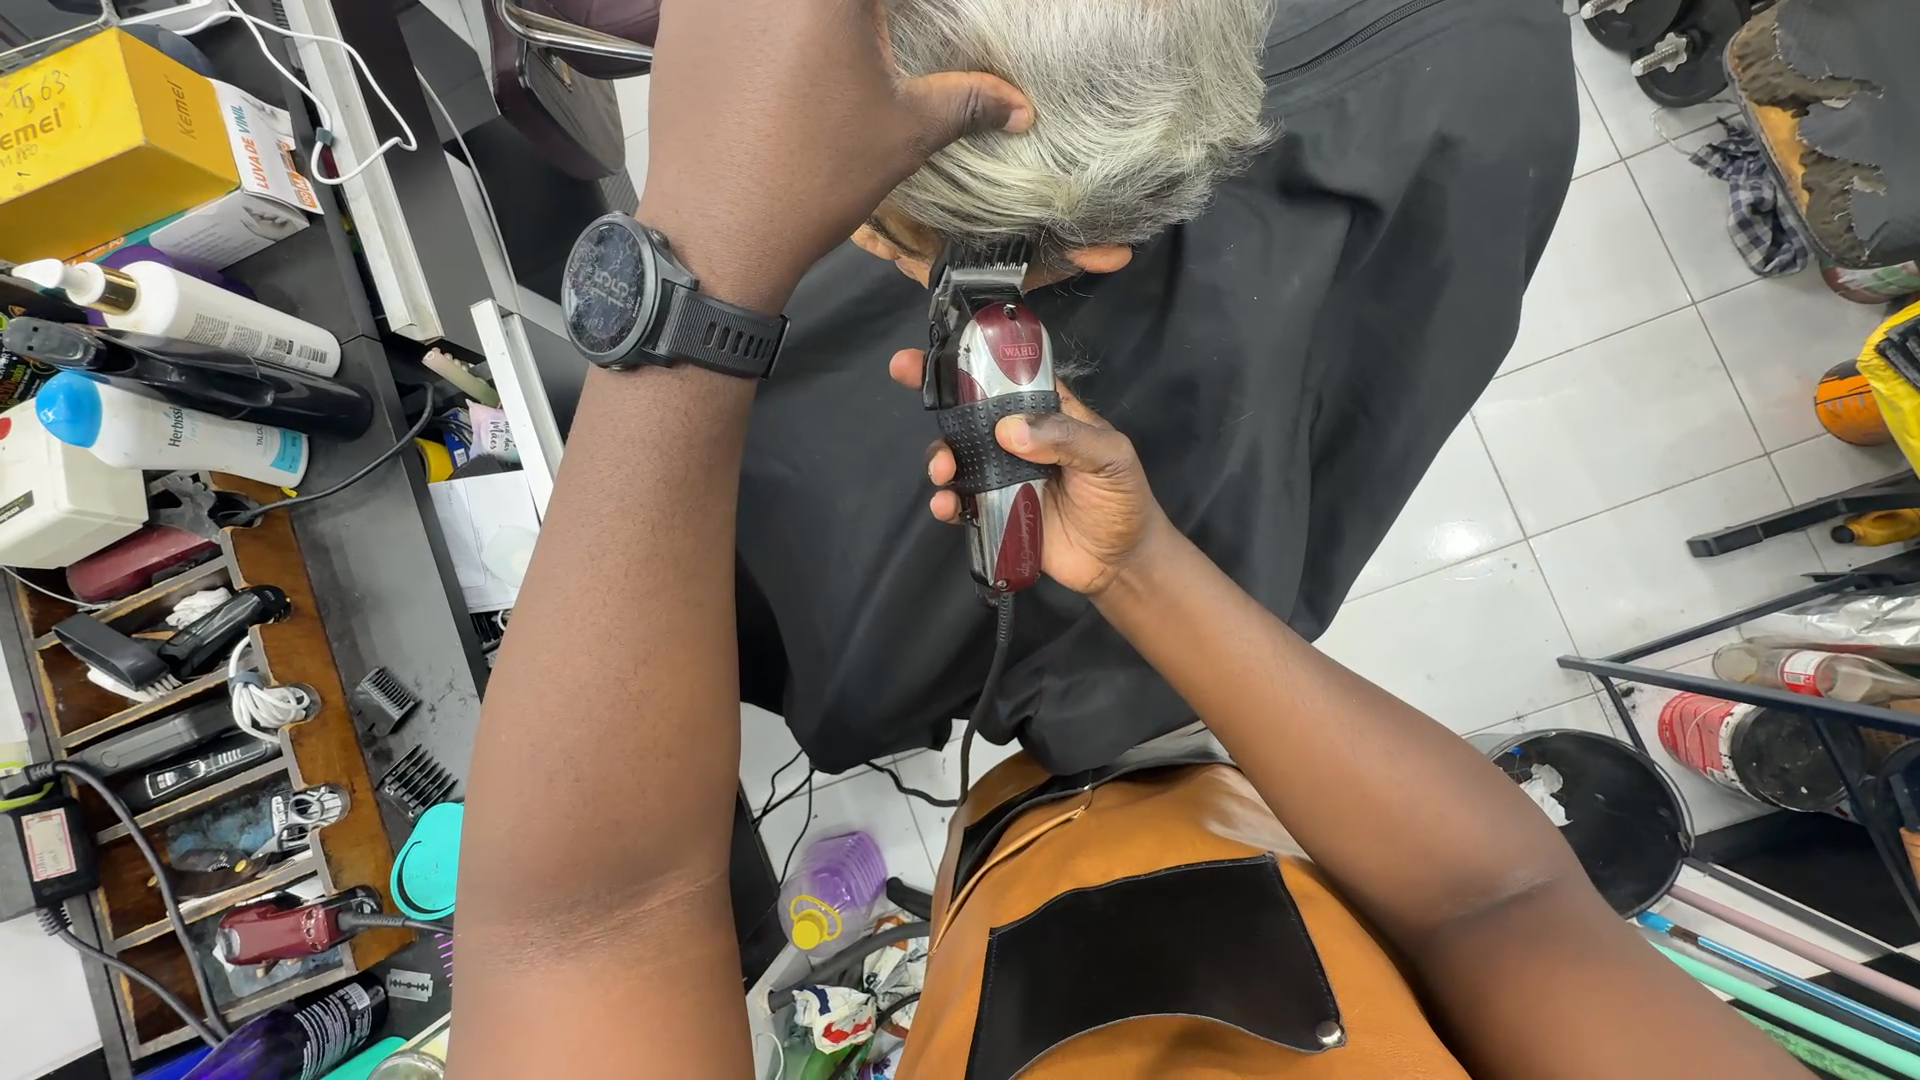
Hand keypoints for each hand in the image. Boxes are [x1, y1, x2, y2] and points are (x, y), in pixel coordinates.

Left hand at [636, 1, 1033, 315]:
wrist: (719, 227)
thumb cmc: (818, 180)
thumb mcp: (903, 135)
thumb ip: (965, 102)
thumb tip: (1020, 108)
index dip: (916, 14)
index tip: (920, 30)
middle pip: (837, 1)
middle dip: (863, 20)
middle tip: (874, 43)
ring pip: (787, 1)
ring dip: (818, 22)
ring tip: (826, 61)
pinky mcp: (679, 4)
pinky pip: (735, 2)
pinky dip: (765, 20)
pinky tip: (776, 62)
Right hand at [890, 350, 1169, 595]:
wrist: (1120, 562)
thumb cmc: (1124, 499)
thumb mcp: (1109, 456)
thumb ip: (1064, 438)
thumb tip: (1007, 430)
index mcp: (1047, 412)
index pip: (1007, 374)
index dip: (972, 357)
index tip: (936, 344)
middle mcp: (1019, 439)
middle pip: (969, 411)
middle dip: (936, 394)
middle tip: (904, 375)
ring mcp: (1002, 476)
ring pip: (958, 457)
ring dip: (940, 458)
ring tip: (944, 471)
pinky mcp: (994, 513)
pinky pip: (961, 503)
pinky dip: (947, 502)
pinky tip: (948, 505)